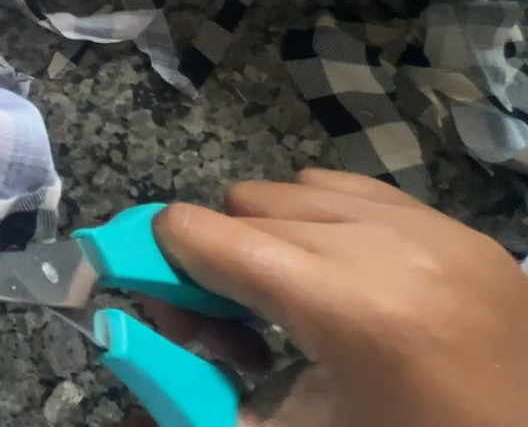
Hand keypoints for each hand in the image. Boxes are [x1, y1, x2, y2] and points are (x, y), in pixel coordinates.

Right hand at [143, 169, 527, 426]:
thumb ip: (176, 377)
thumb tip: (109, 328)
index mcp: (347, 306)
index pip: (189, 228)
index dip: (170, 270)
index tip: (194, 323)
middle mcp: (387, 248)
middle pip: (228, 210)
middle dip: (220, 265)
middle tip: (249, 332)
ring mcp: (430, 230)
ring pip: (275, 191)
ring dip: (268, 239)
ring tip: (306, 304)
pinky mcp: (456, 226)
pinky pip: (332, 187)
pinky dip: (319, 222)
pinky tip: (350, 278)